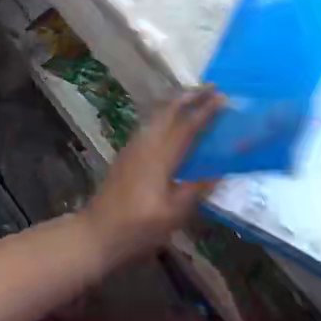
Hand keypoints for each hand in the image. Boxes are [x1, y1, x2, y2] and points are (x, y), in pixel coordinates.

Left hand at [79, 87, 221, 263]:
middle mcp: (146, 143)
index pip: (187, 125)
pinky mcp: (128, 154)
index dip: (206, 110)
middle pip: (169, 110)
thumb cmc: (137, 227)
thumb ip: (196, 190)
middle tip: (211, 88)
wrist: (97, 233)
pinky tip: (173, 122)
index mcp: (160, 156)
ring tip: (196, 98)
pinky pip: (151, 124)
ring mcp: (134, 147)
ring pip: (158, 114)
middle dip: (190, 96)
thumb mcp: (173, 214)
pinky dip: (166, 115)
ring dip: (177, 103)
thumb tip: (219, 174)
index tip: (223, 96)